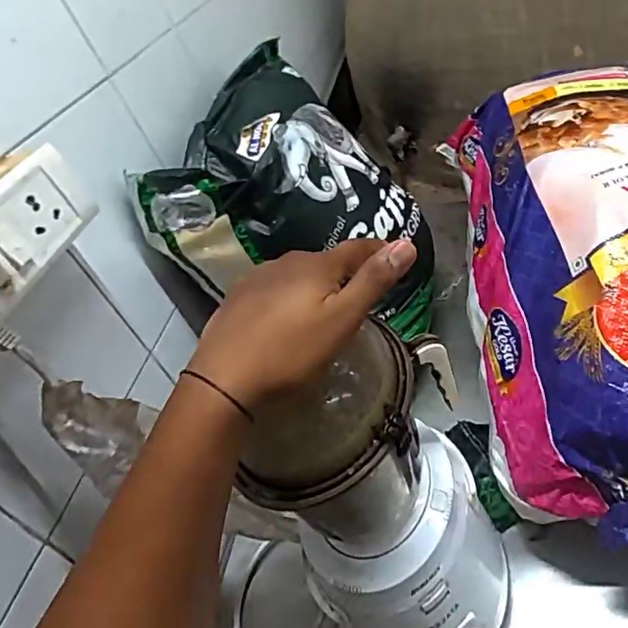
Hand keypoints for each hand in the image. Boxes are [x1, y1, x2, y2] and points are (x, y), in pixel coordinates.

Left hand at [186, 238, 417, 409]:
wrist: (221, 383)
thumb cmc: (291, 352)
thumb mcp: (343, 319)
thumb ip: (374, 280)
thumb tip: (406, 243)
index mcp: (318, 264)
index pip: (359, 247)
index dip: (380, 250)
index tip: (397, 257)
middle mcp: (288, 261)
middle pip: (329, 260)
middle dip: (348, 272)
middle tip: (363, 293)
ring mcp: (258, 277)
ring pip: (300, 274)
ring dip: (317, 284)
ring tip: (326, 308)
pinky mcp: (238, 297)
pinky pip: (275, 288)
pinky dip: (290, 296)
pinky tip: (287, 318)